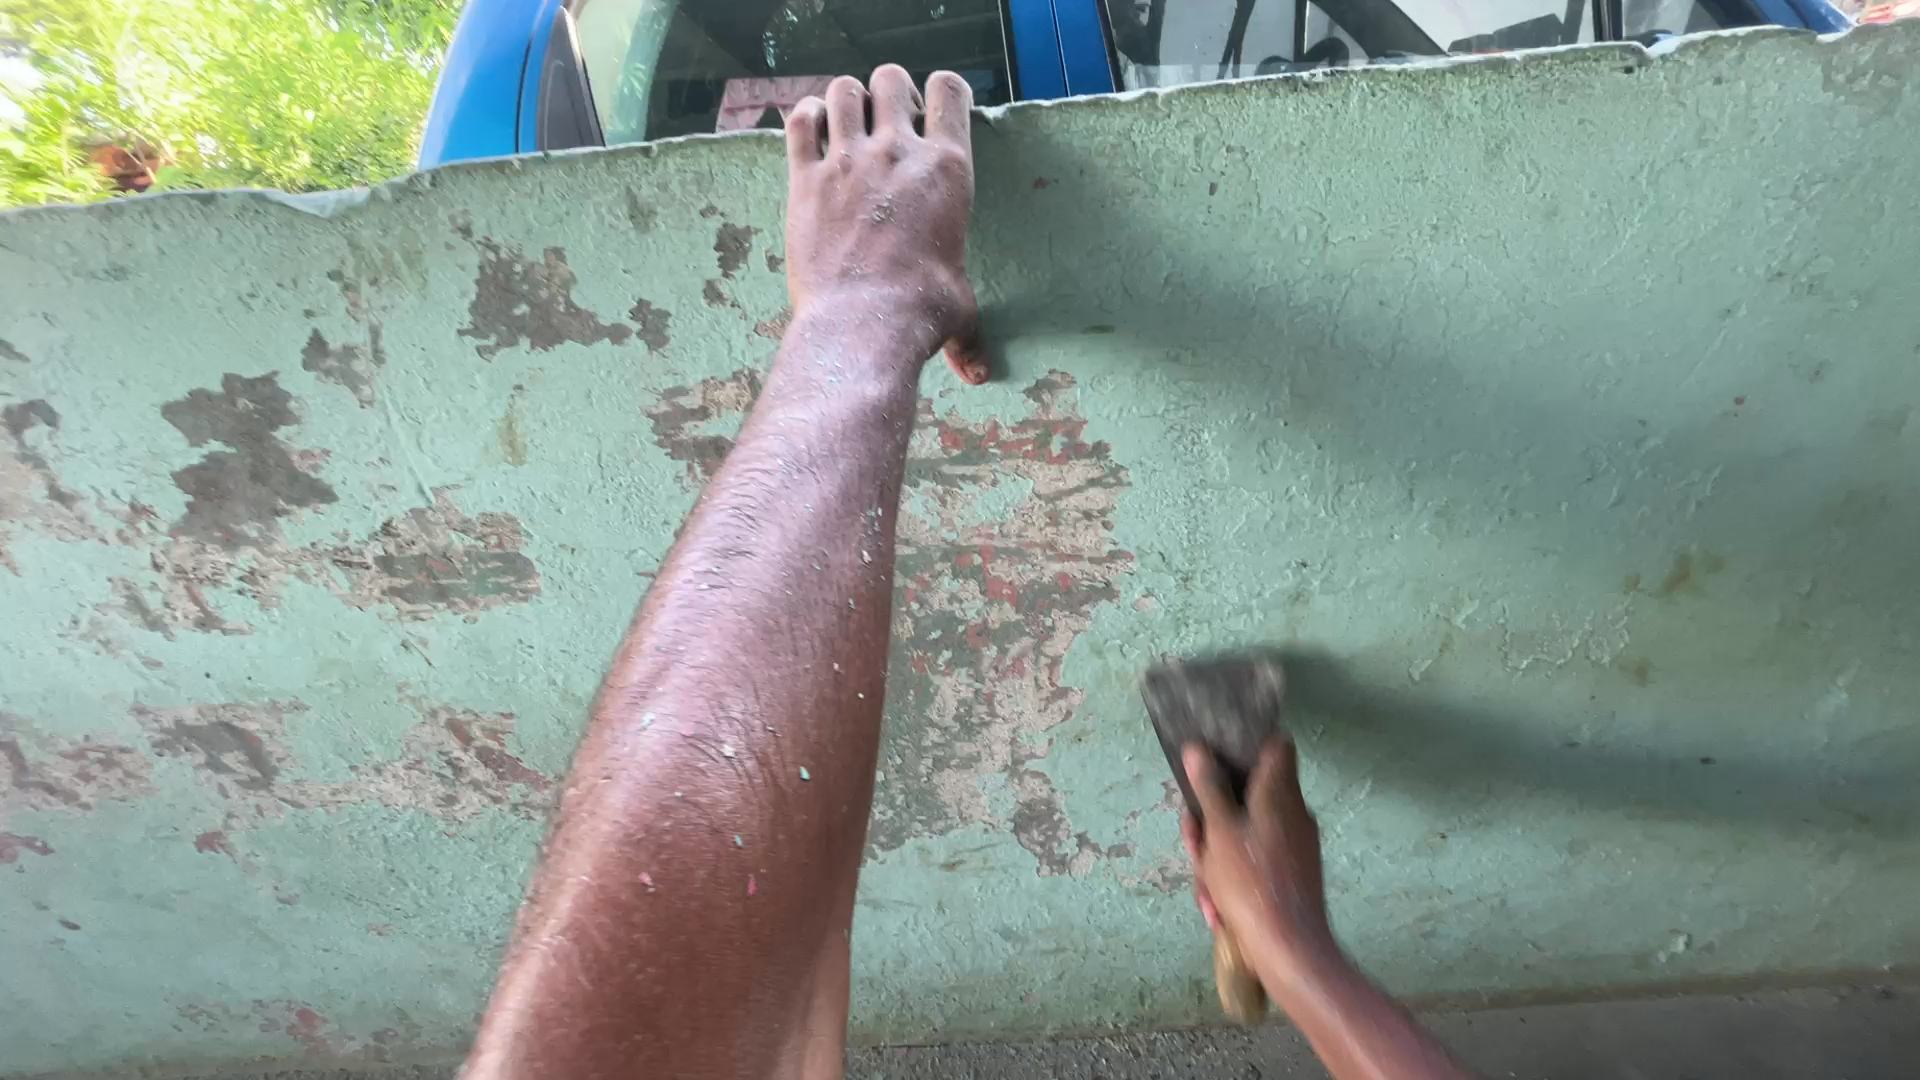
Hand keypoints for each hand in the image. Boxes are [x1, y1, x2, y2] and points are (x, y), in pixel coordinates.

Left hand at [782, 66, 986, 384]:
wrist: (863, 326)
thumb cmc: (920, 316)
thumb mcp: (959, 315)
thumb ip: (969, 334)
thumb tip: (980, 373)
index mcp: (947, 172)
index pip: (949, 92)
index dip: (941, 93)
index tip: (932, 114)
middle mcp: (897, 153)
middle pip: (891, 79)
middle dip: (890, 94)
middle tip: (887, 126)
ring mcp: (847, 162)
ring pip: (842, 91)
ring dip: (846, 102)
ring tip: (847, 128)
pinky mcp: (805, 180)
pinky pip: (799, 122)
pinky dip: (804, 117)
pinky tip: (811, 132)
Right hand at [1181, 739, 1333, 963]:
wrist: (1290, 951)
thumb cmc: (1249, 881)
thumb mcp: (1218, 829)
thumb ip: (1208, 787)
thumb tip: (1198, 747)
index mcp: (1278, 792)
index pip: (1275, 745)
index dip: (1247, 743)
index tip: (1219, 755)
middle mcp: (1293, 812)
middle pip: (1248, 793)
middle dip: (1214, 815)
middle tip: (1196, 842)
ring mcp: (1295, 844)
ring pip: (1245, 830)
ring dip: (1218, 852)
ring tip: (1206, 884)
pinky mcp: (1292, 872)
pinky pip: (1255, 857)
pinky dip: (1233, 873)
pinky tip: (1217, 903)